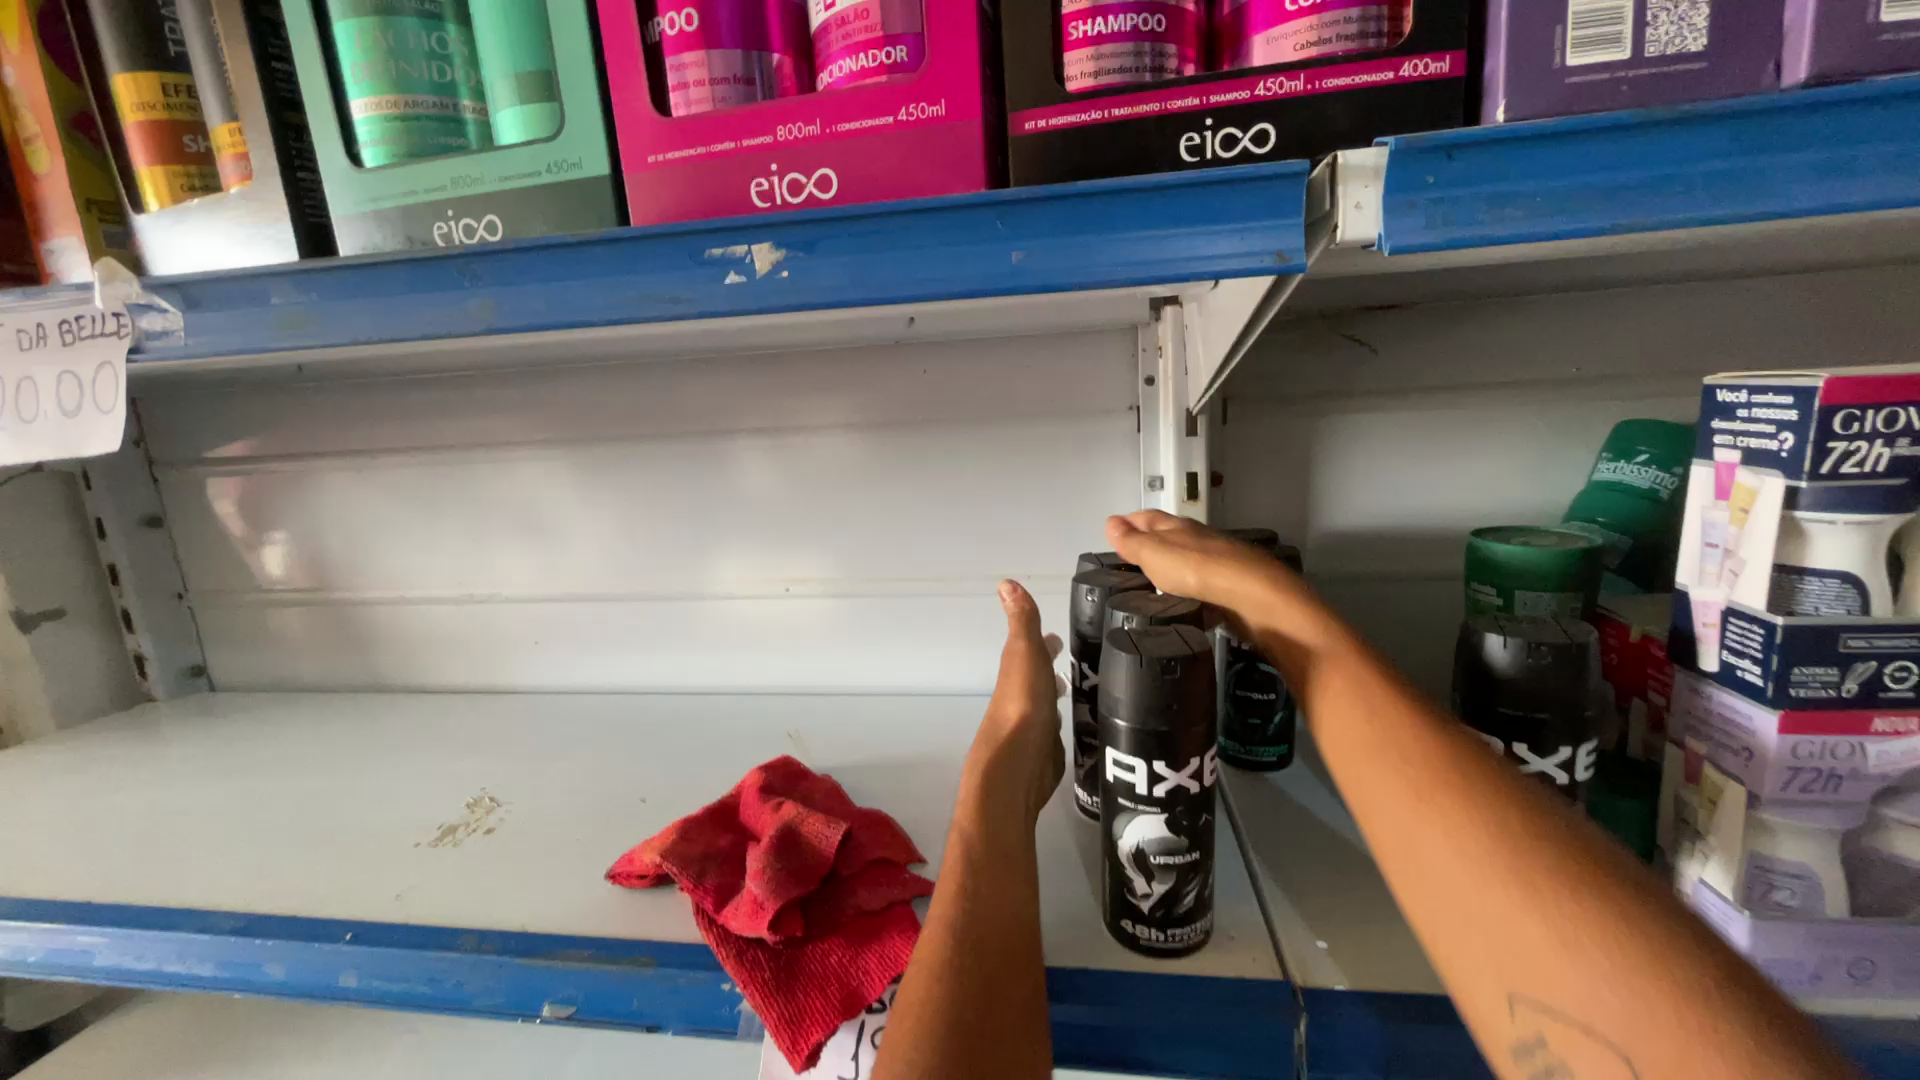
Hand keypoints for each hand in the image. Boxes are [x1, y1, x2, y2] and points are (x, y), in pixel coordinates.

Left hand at [960, 580, 1065, 829]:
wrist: (1016, 766)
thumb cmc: (1022, 704)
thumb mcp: (1024, 654)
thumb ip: (1022, 622)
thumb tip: (1005, 582)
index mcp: (1017, 673)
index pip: (1031, 651)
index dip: (1043, 642)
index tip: (1058, 636)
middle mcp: (1022, 698)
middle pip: (1038, 678)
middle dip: (1052, 667)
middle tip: (1075, 659)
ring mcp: (1034, 727)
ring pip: (1047, 704)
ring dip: (1057, 694)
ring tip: (1083, 689)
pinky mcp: (1047, 753)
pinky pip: (1057, 732)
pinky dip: (1064, 723)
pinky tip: (1077, 727)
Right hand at [1105, 510, 1289, 608]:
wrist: (1250, 594)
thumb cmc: (1194, 569)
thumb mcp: (1153, 553)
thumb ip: (1131, 541)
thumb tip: (1110, 521)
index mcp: (1175, 526)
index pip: (1146, 517)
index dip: (1128, 522)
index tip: (1114, 532)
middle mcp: (1197, 538)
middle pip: (1168, 536)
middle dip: (1150, 545)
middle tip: (1130, 562)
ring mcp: (1216, 561)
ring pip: (1187, 560)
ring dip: (1172, 569)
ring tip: (1154, 587)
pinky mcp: (1229, 586)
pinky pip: (1203, 584)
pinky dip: (1191, 590)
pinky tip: (1185, 603)